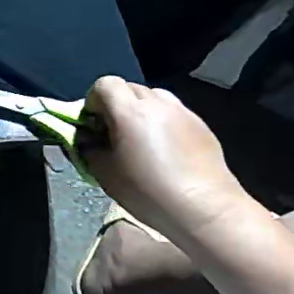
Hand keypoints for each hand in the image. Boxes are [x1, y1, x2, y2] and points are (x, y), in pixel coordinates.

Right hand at [81, 76, 258, 235]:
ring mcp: (183, 112)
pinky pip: (174, 112)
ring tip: (141, 137)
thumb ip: (89, 148)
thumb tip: (89, 139)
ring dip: (141, 109)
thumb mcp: (104, 173)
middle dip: (116, 104)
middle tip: (115, 133)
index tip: (93, 125)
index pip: (104, 84)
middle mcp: (157, 103)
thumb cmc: (148, 191)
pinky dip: (163, 121)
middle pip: (129, 88)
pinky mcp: (201, 125)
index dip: (93, 101)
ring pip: (154, 96)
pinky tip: (166, 149)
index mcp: (130, 111)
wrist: (204, 209)